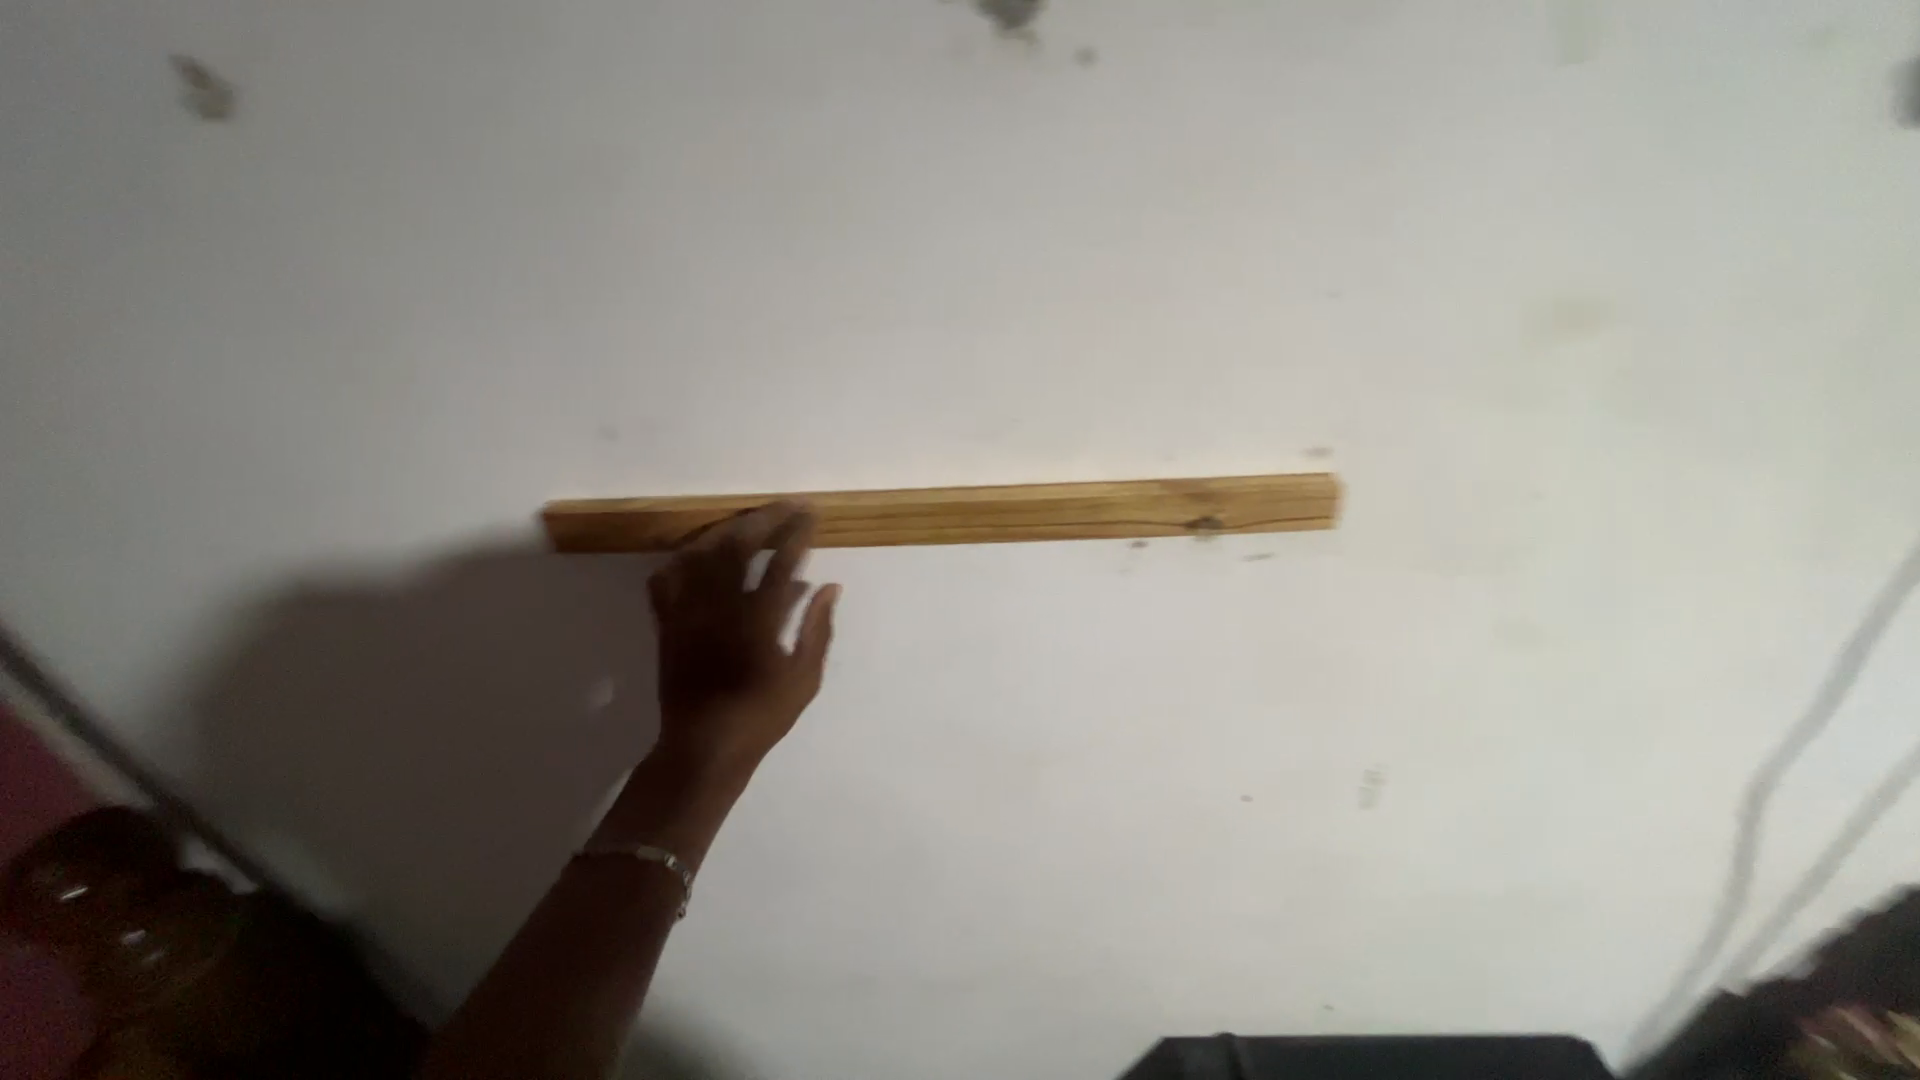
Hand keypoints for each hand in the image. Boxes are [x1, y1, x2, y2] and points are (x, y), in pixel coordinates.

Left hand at [648, 501, 839, 771]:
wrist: (703, 747)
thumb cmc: (762, 717)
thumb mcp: (805, 678)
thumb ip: (817, 628)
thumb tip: (830, 587)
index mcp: (759, 620)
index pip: (782, 561)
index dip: (798, 533)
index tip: (811, 515)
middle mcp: (720, 606)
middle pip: (740, 545)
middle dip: (766, 519)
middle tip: (787, 507)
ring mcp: (687, 612)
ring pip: (702, 553)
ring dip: (728, 530)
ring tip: (750, 522)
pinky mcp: (666, 623)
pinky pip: (666, 578)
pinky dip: (684, 559)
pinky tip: (699, 554)